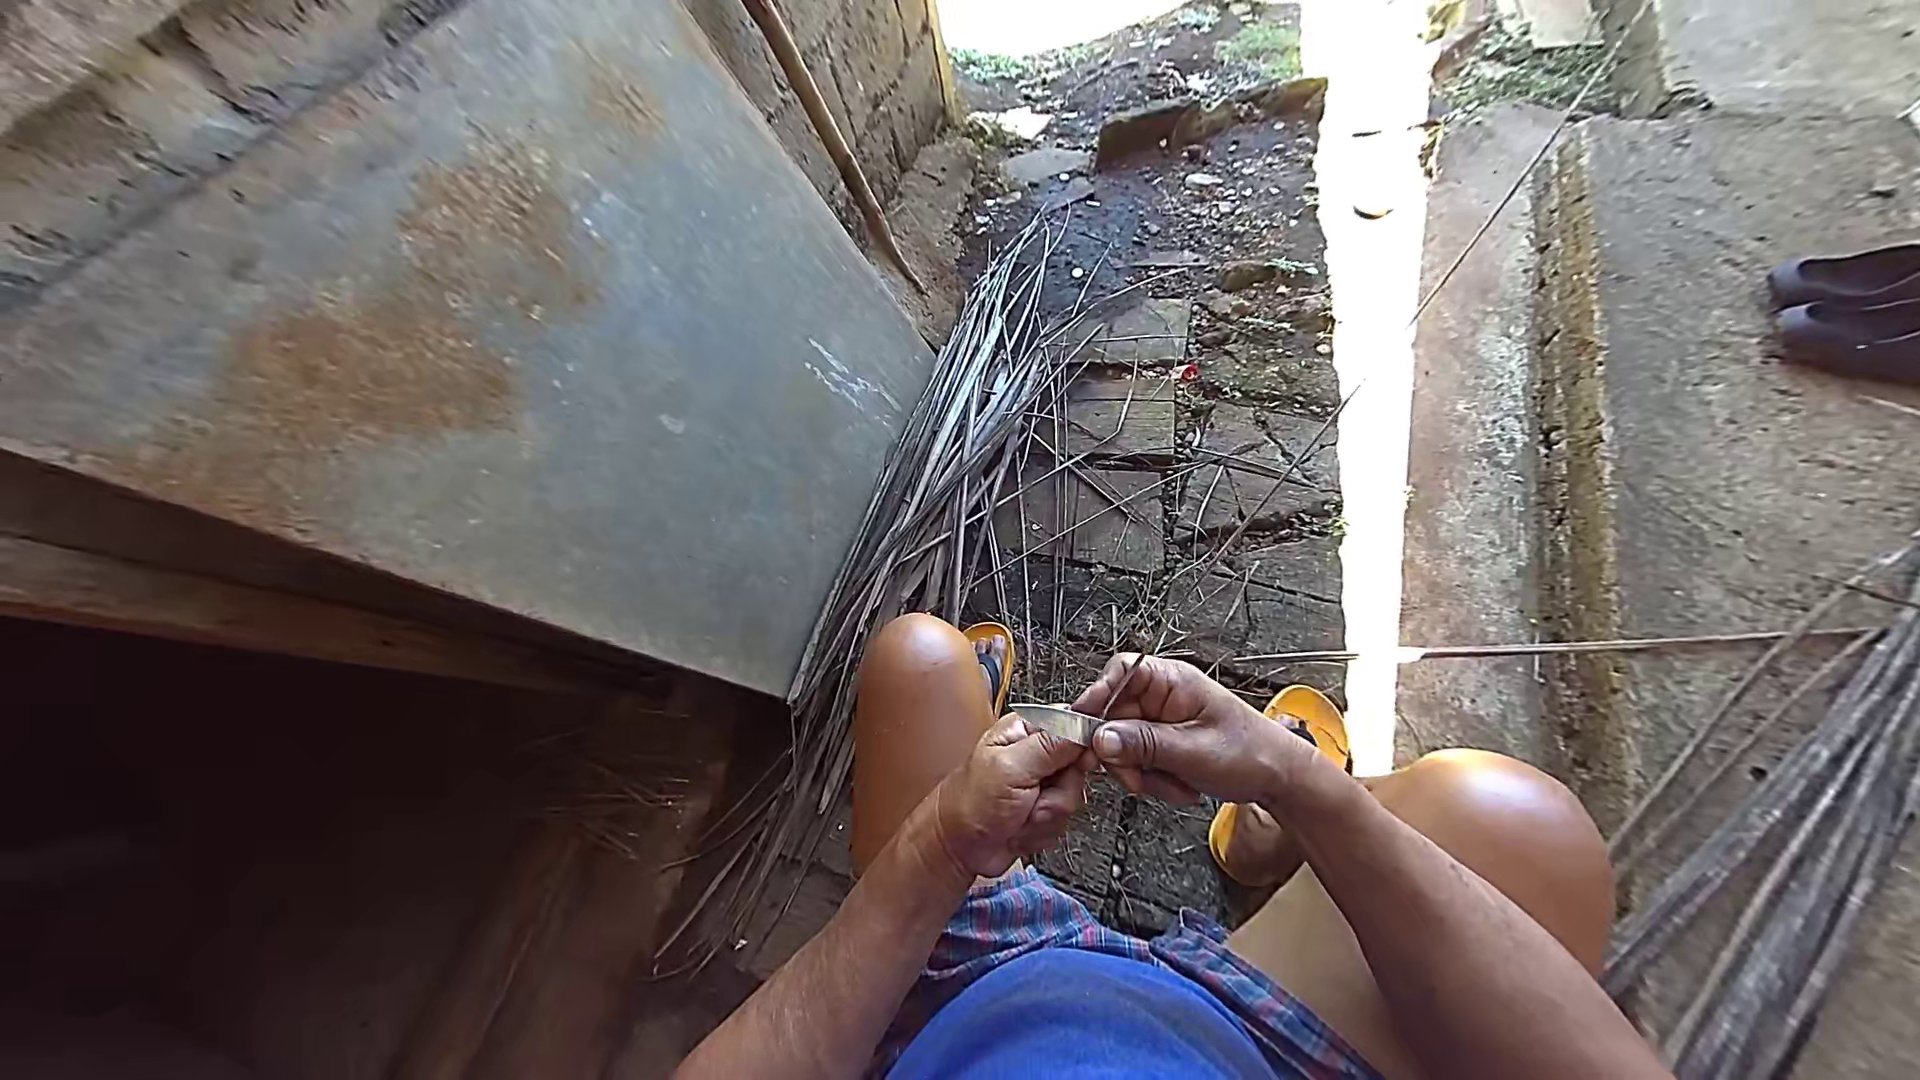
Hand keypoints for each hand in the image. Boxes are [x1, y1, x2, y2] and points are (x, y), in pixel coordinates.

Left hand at [931, 714, 1094, 877]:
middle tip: (1030, 796)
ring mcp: (1041, 782)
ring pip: (1072, 797)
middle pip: (1078, 766)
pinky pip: (1064, 820)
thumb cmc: (971, 802)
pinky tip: (1020, 826)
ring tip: (1020, 813)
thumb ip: (1049, 745)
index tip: (1068, 767)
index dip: (1080, 747)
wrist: (959, 847)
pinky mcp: (1044, 808)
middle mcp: (1036, 752)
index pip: (1073, 723)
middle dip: (1057, 792)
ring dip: (1046, 814)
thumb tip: (1083, 725)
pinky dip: (1043, 829)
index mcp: (1026, 729)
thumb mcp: (1010, 767)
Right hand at [1073, 654, 1318, 804]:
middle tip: (1133, 778)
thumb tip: (1101, 739)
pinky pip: (1136, 758)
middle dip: (1123, 753)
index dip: (1097, 697)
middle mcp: (1160, 695)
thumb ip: (1144, 744)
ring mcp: (1159, 719)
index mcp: (1171, 680)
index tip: (1084, 727)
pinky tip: (1177, 785)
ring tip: (1172, 783)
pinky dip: (1150, 778)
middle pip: (1113, 715)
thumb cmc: (1252, 752)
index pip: (1119, 673)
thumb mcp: (1194, 750)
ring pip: (1121, 742)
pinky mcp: (1160, 741)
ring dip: (1140, 771)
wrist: (1280, 780)